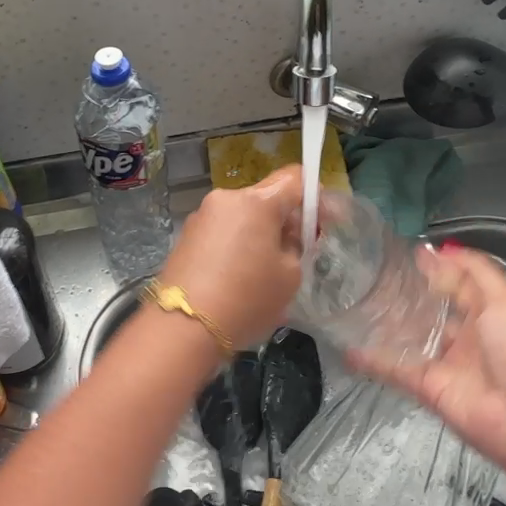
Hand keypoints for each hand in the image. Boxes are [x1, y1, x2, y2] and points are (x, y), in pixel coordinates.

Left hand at [157, 166, 304, 346]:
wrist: (183, 328)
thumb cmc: (246, 299)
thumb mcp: (289, 276)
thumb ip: (295, 246)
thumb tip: (285, 236)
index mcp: (256, 202)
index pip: (294, 178)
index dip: (314, 196)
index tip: (322, 222)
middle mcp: (226, 199)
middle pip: (266, 198)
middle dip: (284, 220)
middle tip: (295, 253)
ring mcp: (201, 216)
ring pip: (242, 216)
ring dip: (258, 234)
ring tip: (263, 273)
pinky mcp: (186, 236)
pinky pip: (222, 232)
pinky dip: (235, 246)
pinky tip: (236, 278)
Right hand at [352, 244, 505, 469]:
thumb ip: (473, 270)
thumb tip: (436, 250)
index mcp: (490, 314)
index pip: (458, 284)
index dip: (434, 268)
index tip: (402, 252)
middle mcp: (467, 337)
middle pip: (431, 312)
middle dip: (405, 296)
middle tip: (369, 276)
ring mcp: (445, 363)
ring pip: (410, 339)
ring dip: (386, 326)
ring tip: (353, 304)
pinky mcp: (427, 388)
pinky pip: (396, 370)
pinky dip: (373, 360)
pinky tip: (349, 347)